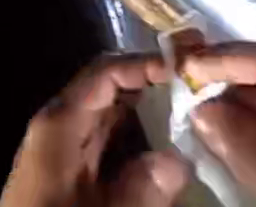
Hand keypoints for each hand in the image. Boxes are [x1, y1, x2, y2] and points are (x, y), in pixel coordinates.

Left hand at [0, 53, 189, 206]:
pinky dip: (136, 135)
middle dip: (151, 82)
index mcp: (61, 120)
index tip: (185, 70)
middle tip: (193, 82)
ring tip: (188, 109)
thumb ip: (140, 191)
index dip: (145, 64)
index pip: (107, 70)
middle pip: (110, 85)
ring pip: (112, 111)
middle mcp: (61, 122)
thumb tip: (181, 161)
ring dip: (147, 109)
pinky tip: (163, 147)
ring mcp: (64, 146)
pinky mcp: (69, 171)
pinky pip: (108, 138)